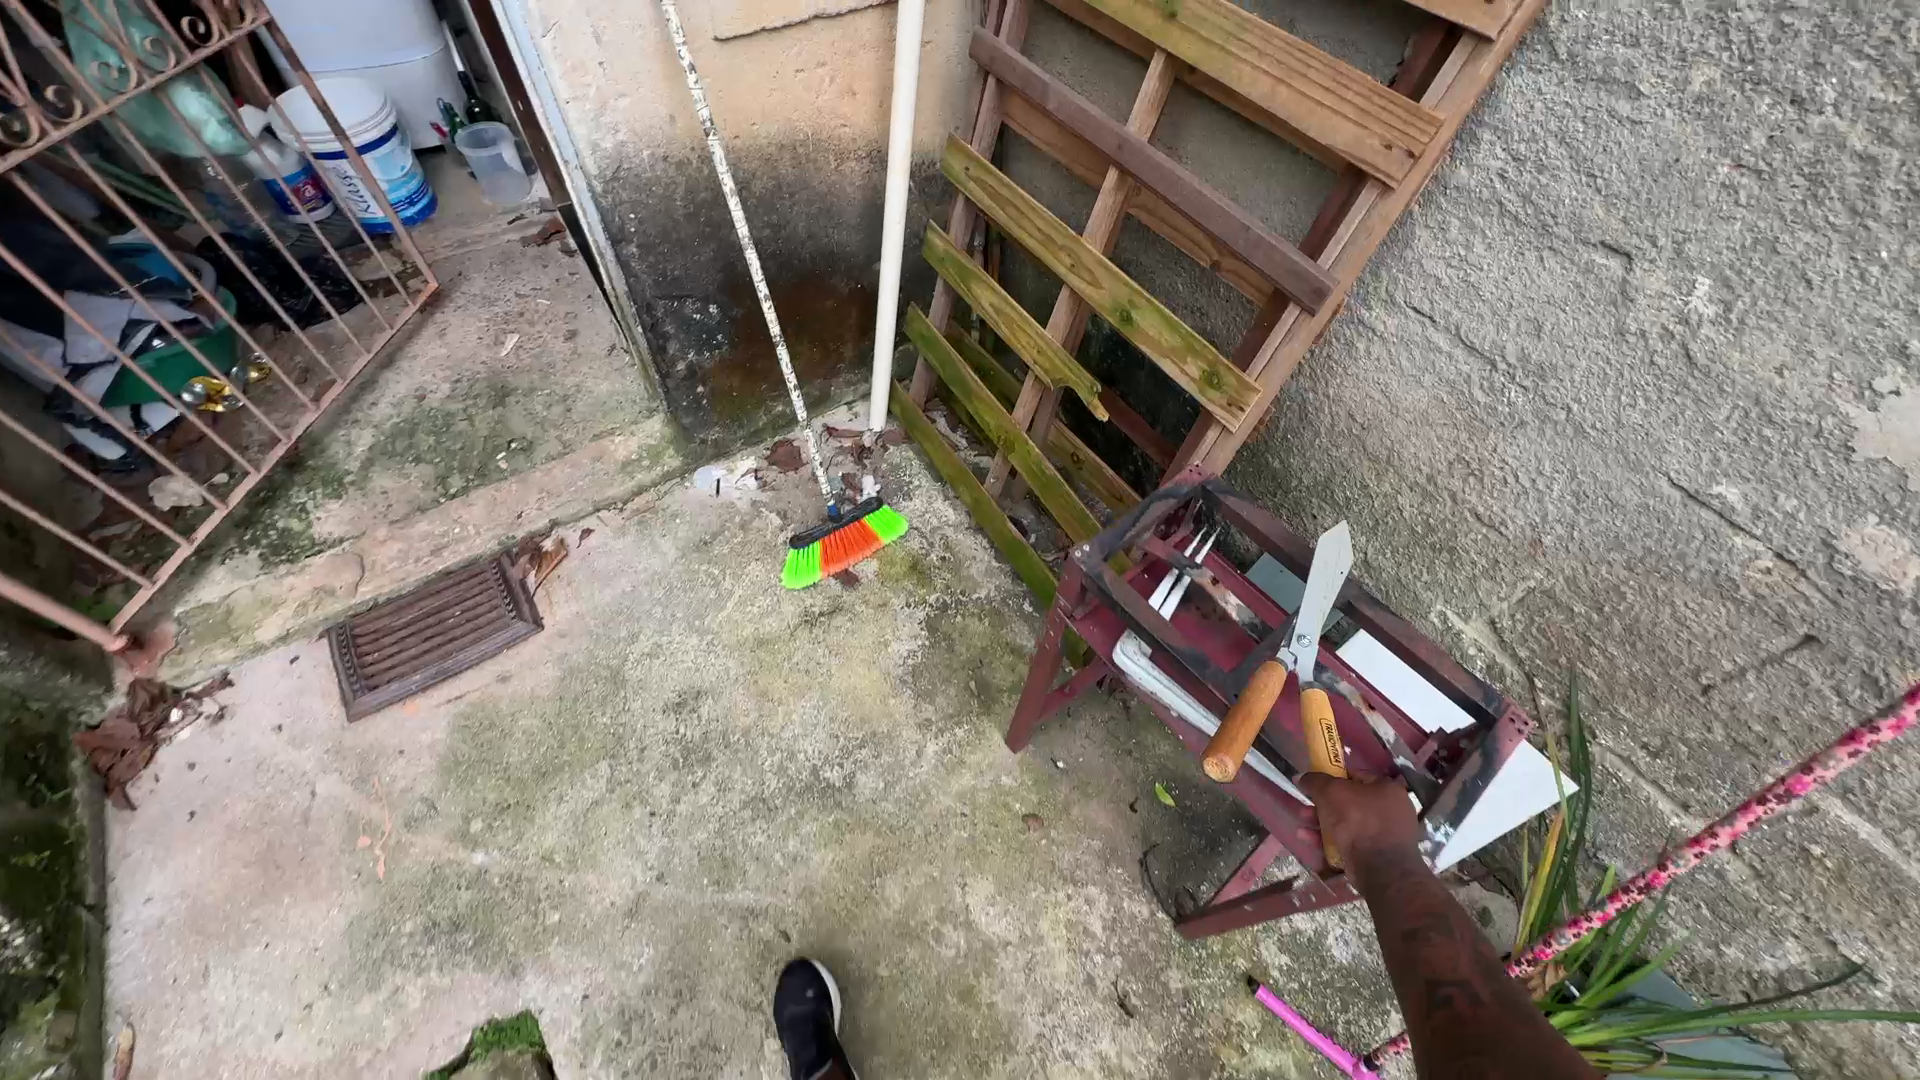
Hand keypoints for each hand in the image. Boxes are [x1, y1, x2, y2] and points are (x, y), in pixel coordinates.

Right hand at [1300, 773, 1423, 888]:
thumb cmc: (1358, 820)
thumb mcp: (1331, 791)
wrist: (1381, 869)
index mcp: (1387, 789)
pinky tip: (1309, 840)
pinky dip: (1329, 839)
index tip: (1315, 785)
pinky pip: (1349, 841)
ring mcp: (1385, 834)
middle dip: (1321, 805)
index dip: (1332, 777)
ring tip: (1302, 825)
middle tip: (1305, 809)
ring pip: (1346, 823)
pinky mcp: (1377, 855)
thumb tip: (1301, 777)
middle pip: (1347, 801)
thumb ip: (1314, 780)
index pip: (1356, 775)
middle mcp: (1390, 809)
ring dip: (1320, 822)